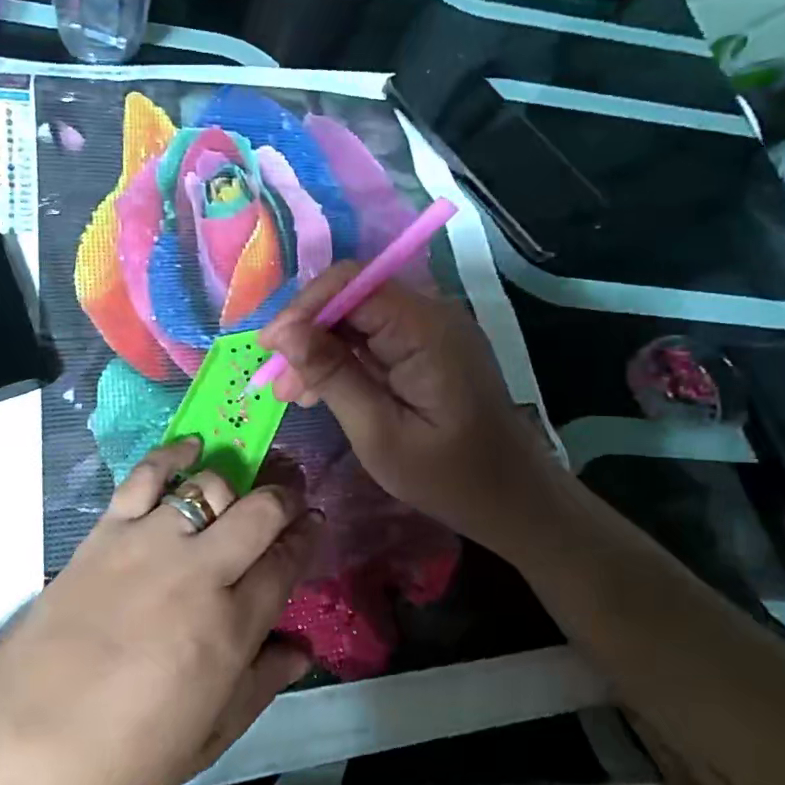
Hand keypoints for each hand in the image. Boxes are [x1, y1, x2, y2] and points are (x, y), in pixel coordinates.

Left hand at [0, 438, 319, 784]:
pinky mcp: (107, 530)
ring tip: (242, 478)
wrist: (26, 726)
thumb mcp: (207, 737)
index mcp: (231, 627)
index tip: (315, 521)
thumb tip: (302, 648)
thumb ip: (260, 685)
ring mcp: (149, 543)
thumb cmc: (122, 748)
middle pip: (259, 512)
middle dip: (284, 496)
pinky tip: (191, 447)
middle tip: (288, 493)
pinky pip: (146, 476)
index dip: (307, 538)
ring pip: (209, 486)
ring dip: (235, 477)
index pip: (286, 564)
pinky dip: (173, 455)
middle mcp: (198, 572)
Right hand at [257, 261, 560, 538]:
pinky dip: (339, 360)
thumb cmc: (449, 476)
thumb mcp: (378, 432)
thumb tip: (283, 332)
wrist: (515, 502)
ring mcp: (429, 331)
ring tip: (293, 394)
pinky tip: (319, 392)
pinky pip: (370, 338)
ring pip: (354, 318)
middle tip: (277, 382)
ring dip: (317, 349)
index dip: (303, 307)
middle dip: (306, 332)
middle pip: (350, 297)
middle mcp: (431, 315)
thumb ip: (332, 375)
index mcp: (426, 329)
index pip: (352, 283)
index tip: (269, 347)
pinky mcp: (424, 349)